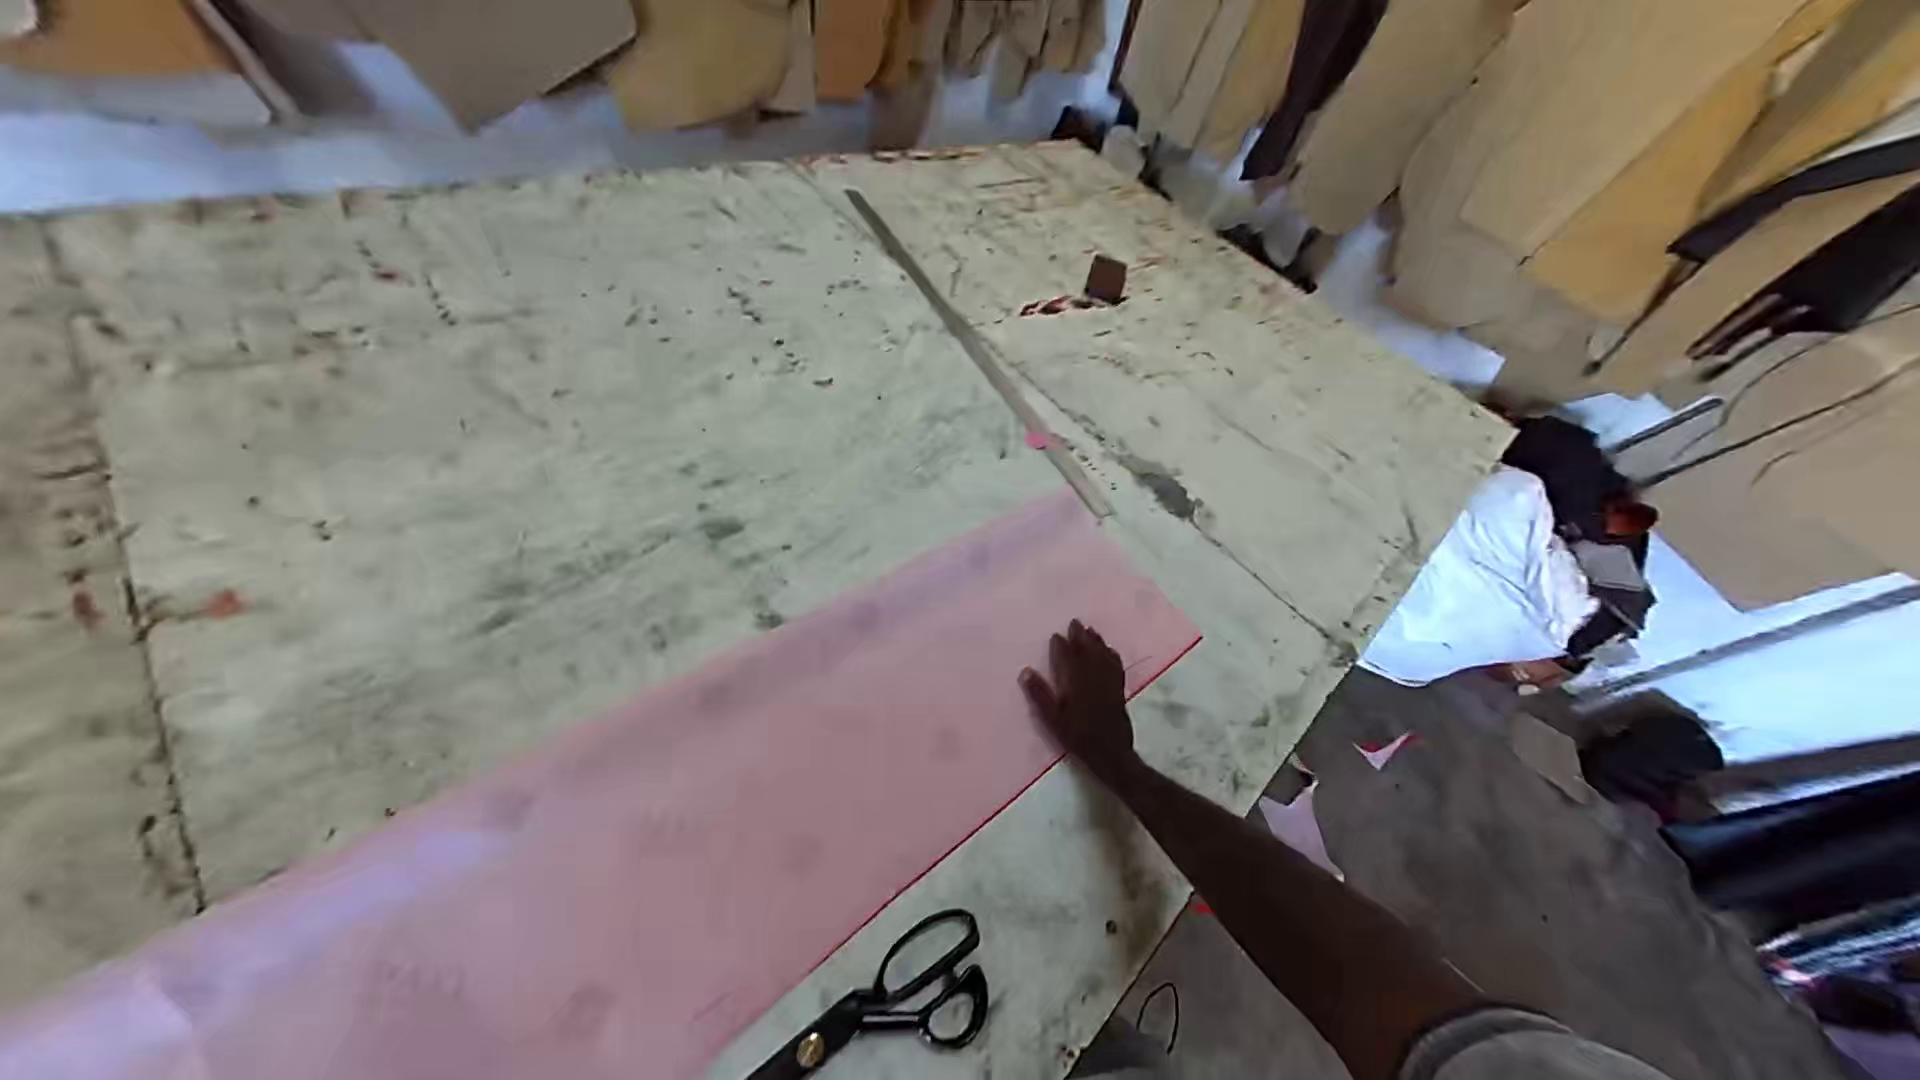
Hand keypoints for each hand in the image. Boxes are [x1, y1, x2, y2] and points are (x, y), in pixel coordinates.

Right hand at [1019, 619, 1138, 783]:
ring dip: (1096, 641)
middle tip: (1075, 622)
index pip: (1067, 657)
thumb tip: (1026, 671)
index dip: (1061, 645)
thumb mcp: (1052, 719)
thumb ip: (1039, 694)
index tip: (1057, 635)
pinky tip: (1110, 650)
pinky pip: (1116, 666)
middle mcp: (1092, 677)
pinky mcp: (1119, 690)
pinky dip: (1112, 655)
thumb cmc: (1077, 736)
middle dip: (1080, 636)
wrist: (1110, 753)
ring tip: (1091, 630)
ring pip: (1102, 655)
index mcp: (1074, 682)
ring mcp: (1108, 682)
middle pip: (1087, 651)